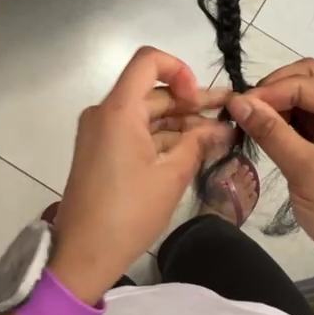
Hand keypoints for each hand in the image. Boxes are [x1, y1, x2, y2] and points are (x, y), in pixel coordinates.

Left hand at [48, 47, 232, 303]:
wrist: (83, 252)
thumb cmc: (128, 213)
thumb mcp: (171, 176)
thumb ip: (198, 143)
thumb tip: (220, 128)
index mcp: (118, 109)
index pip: (149, 61)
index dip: (180, 71)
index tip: (198, 100)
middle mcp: (104, 113)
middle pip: (152, 91)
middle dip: (190, 103)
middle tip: (230, 115)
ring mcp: (100, 132)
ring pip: (146, 114)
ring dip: (180, 123)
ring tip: (220, 136)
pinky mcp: (101, 151)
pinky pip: (135, 132)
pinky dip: (162, 138)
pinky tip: (194, 149)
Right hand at [227, 58, 313, 278]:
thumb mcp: (305, 170)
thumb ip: (271, 131)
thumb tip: (237, 100)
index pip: (307, 84)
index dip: (269, 91)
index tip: (234, 107)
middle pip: (309, 80)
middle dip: (273, 90)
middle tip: (243, 111)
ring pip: (305, 97)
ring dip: (276, 104)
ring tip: (248, 121)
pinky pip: (306, 118)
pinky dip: (283, 120)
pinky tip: (263, 132)